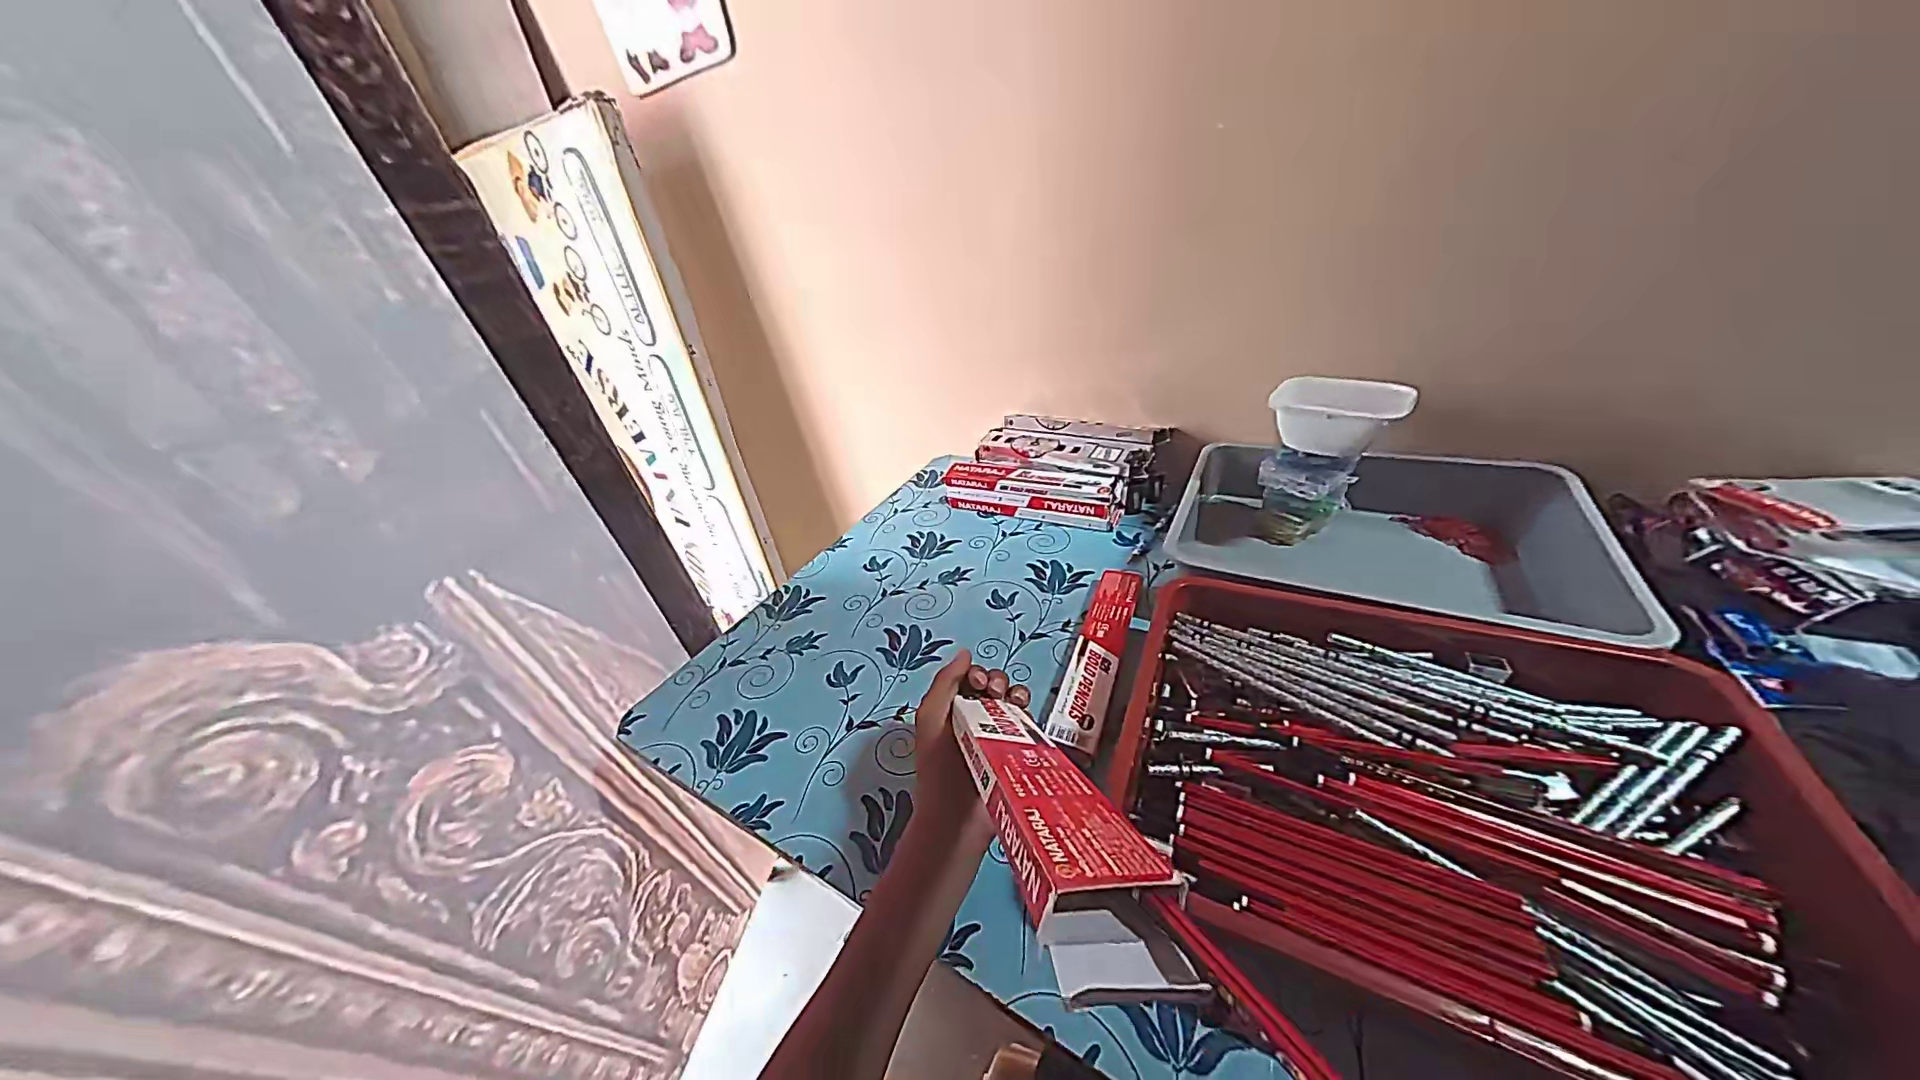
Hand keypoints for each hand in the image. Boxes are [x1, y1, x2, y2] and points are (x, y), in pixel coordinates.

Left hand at [911, 649, 1030, 851]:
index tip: (978, 685)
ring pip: (1015, 701)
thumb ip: (945, 682)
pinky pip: (1029, 723)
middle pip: (996, 685)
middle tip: (993, 695)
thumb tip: (965, 652)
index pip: (972, 678)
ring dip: (1015, 694)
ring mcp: (999, 734)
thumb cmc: (938, 767)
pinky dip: (1029, 714)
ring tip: (1011, 705)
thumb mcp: (930, 717)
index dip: (977, 674)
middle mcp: (977, 717)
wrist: (957, 815)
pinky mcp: (1018, 750)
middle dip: (998, 681)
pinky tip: (1024, 718)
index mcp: (954, 708)